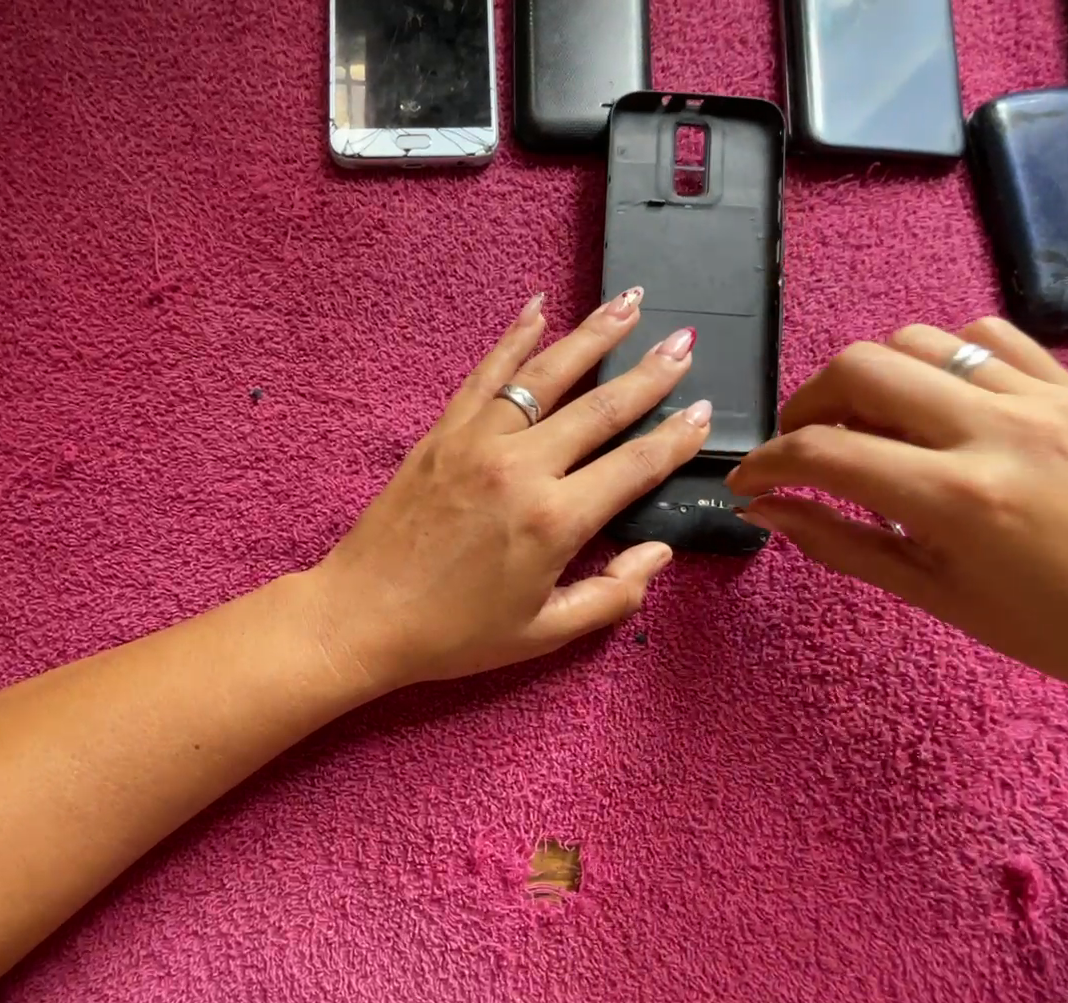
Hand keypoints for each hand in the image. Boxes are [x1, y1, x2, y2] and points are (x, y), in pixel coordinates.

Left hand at [307, 290, 713, 687]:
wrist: (363, 615)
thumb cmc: (453, 633)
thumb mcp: (542, 634)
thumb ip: (612, 597)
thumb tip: (659, 554)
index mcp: (555, 520)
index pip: (636, 464)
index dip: (678, 436)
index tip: (704, 409)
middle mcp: (522, 467)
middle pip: (600, 407)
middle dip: (649, 373)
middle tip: (683, 342)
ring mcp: (477, 442)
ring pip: (546, 375)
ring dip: (592, 336)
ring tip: (629, 303)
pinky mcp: (442, 434)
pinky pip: (485, 376)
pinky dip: (512, 339)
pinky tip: (535, 309)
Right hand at [725, 317, 1067, 708]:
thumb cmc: (1047, 629)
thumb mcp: (926, 592)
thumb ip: (834, 541)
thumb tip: (763, 508)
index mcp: (957, 498)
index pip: (824, 452)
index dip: (765, 463)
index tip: (746, 480)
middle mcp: (997, 431)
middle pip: (860, 368)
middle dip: (806, 405)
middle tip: (802, 447)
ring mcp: (1045, 400)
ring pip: (917, 340)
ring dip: (869, 378)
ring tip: (867, 425)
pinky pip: (988, 337)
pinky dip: (939, 358)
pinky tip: (933, 402)